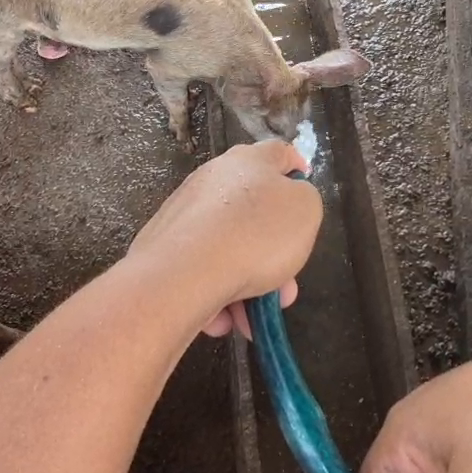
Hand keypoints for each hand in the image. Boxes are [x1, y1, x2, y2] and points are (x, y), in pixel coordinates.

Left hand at [129, 141, 320, 336]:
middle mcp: (214, 180)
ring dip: (248, 284)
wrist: (183, 272)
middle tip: (285, 289)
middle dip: (275, 255)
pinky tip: (220, 318)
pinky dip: (216, 293)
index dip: (297, 169)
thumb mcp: (306, 211)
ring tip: (251, 319)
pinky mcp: (165, 245)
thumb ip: (305, 200)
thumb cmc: (256, 235)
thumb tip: (287, 203)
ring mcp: (185, 212)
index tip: (304, 188)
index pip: (280, 153)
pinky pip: (203, 269)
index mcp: (250, 161)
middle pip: (255, 213)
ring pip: (230, 248)